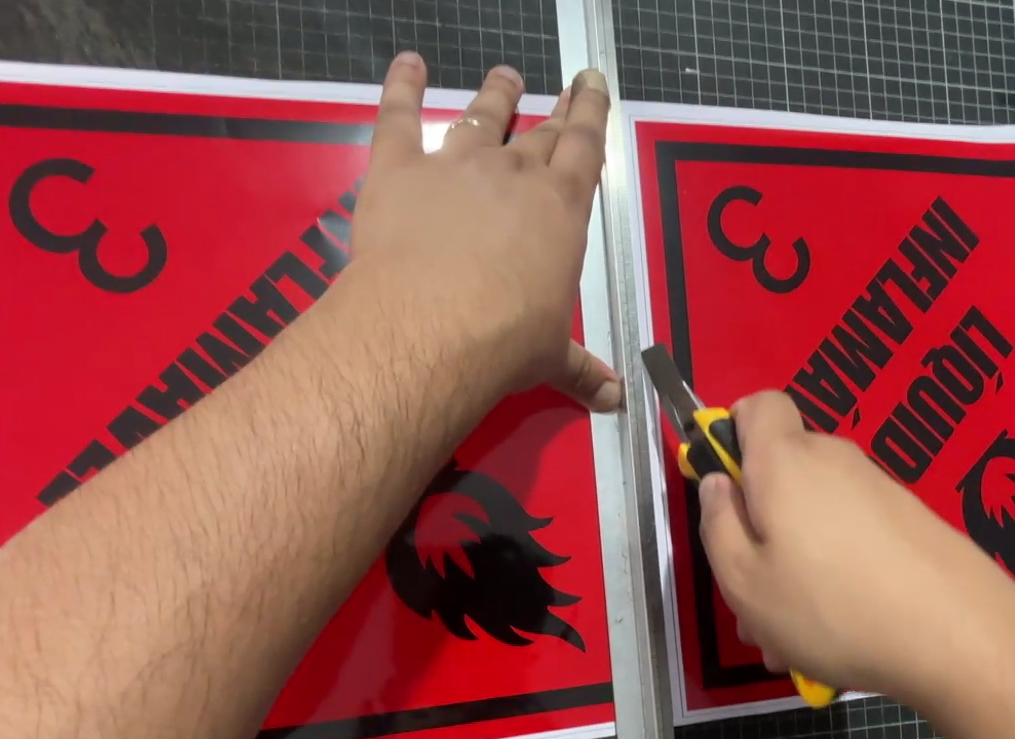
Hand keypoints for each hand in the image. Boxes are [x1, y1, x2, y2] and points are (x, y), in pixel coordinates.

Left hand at [348, 54, 619, 410]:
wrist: (431, 328)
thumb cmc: (506, 342)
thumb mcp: (552, 359)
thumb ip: (583, 371)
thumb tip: (615, 400)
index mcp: (561, 211)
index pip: (584, 149)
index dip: (590, 114)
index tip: (591, 86)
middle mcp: (513, 175)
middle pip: (540, 132)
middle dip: (556, 109)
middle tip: (565, 87)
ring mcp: (455, 166)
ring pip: (480, 116)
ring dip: (495, 96)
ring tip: (505, 77)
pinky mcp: (398, 170)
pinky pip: (399, 116)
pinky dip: (402, 85)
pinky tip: (408, 62)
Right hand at [697, 392, 1014, 720]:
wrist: (960, 638)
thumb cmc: (830, 607)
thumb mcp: (743, 580)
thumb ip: (716, 524)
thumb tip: (717, 483)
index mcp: (785, 462)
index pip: (758, 404)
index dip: (732, 434)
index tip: (726, 490)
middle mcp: (833, 461)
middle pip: (780, 473)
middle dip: (757, 527)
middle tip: (751, 597)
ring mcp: (878, 491)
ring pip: (812, 518)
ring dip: (791, 565)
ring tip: (791, 635)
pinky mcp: (910, 522)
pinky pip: (850, 538)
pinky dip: (832, 573)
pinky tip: (836, 630)